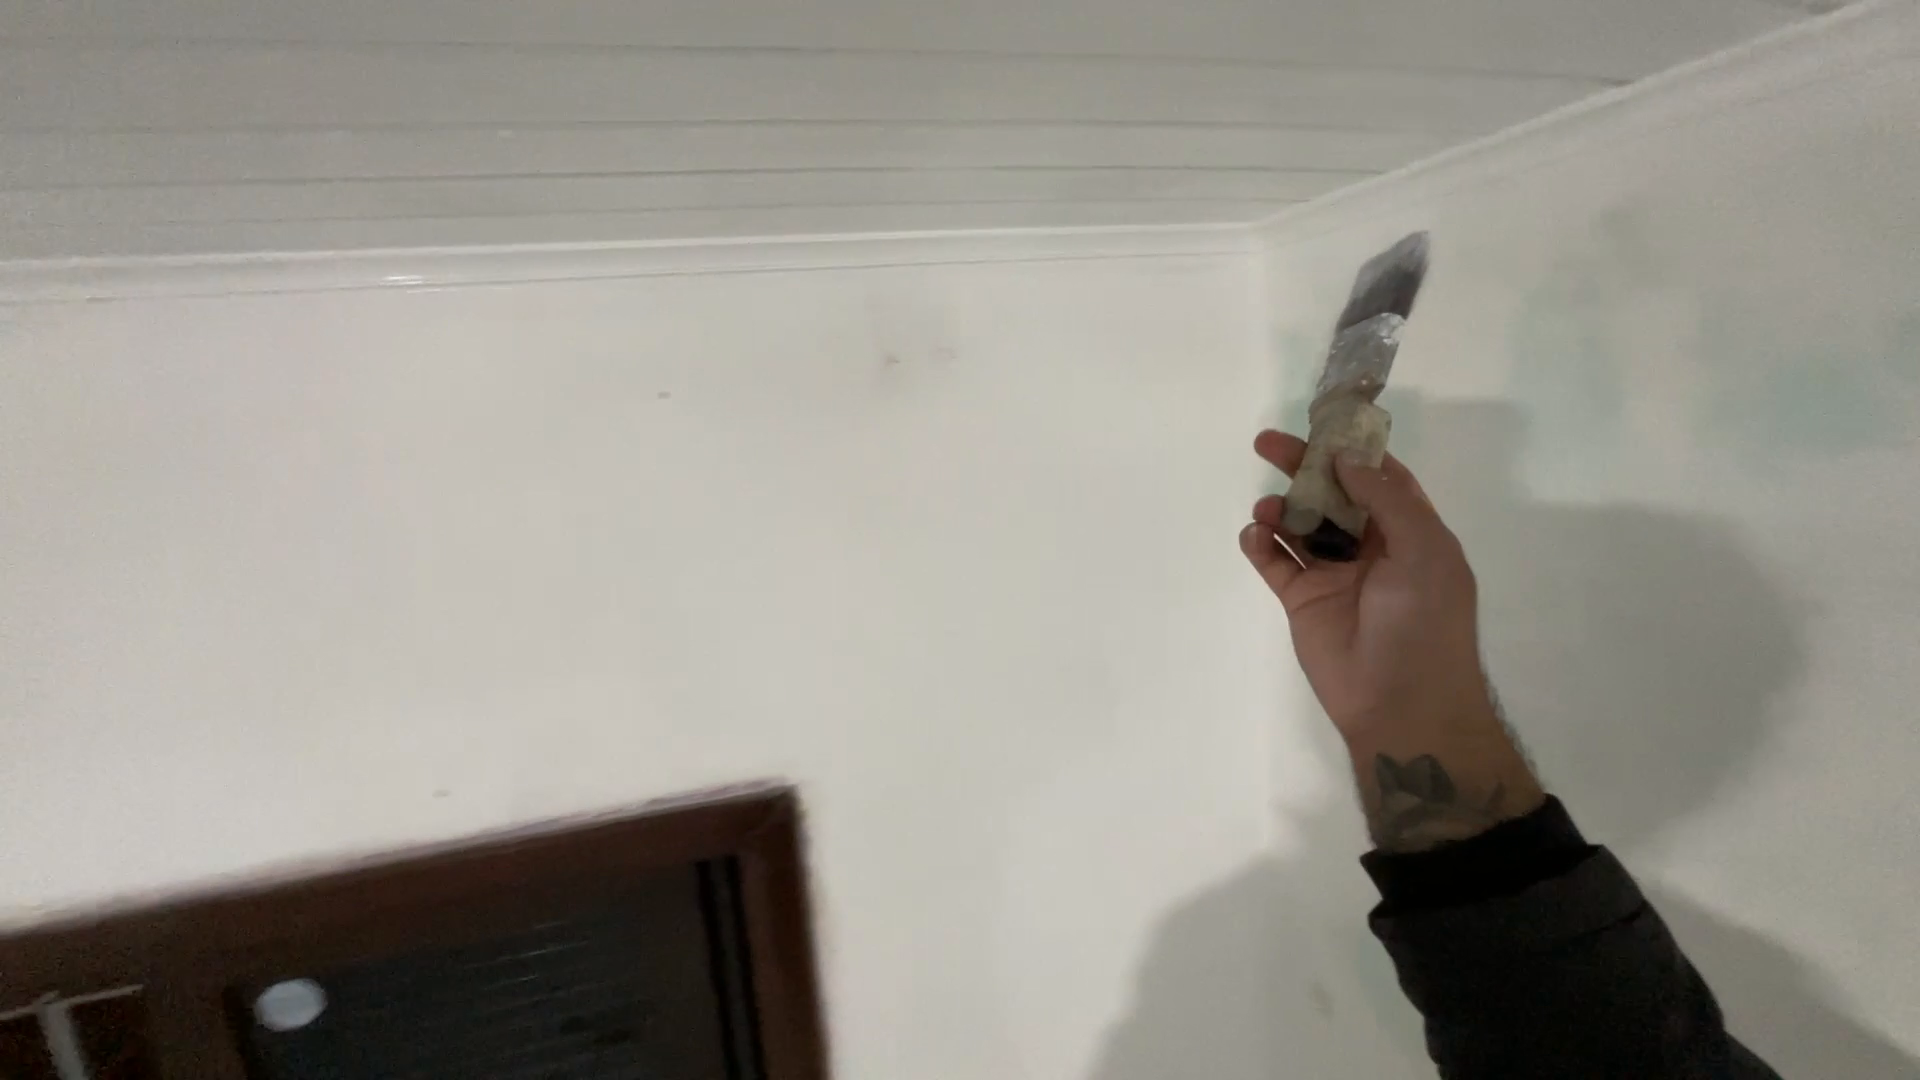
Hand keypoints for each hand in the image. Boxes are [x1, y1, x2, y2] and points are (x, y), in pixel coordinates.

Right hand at [1238, 430, 1541, 849]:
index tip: (1321, 425)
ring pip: (1298, 527)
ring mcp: (1333, 574)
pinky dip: (1260, 546)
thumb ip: (1387, 501)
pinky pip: (1274, 563)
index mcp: (1409, 534)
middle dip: (1301, 468)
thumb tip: (1347, 460)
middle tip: (1265, 444)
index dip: (1351, 451)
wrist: (1400, 704)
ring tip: (1265, 510)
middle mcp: (1371, 548)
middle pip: (1330, 495)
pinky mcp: (1301, 599)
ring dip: (1280, 509)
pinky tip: (1253, 537)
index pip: (1379, 479)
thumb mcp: (1425, 552)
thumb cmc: (1424, 624)